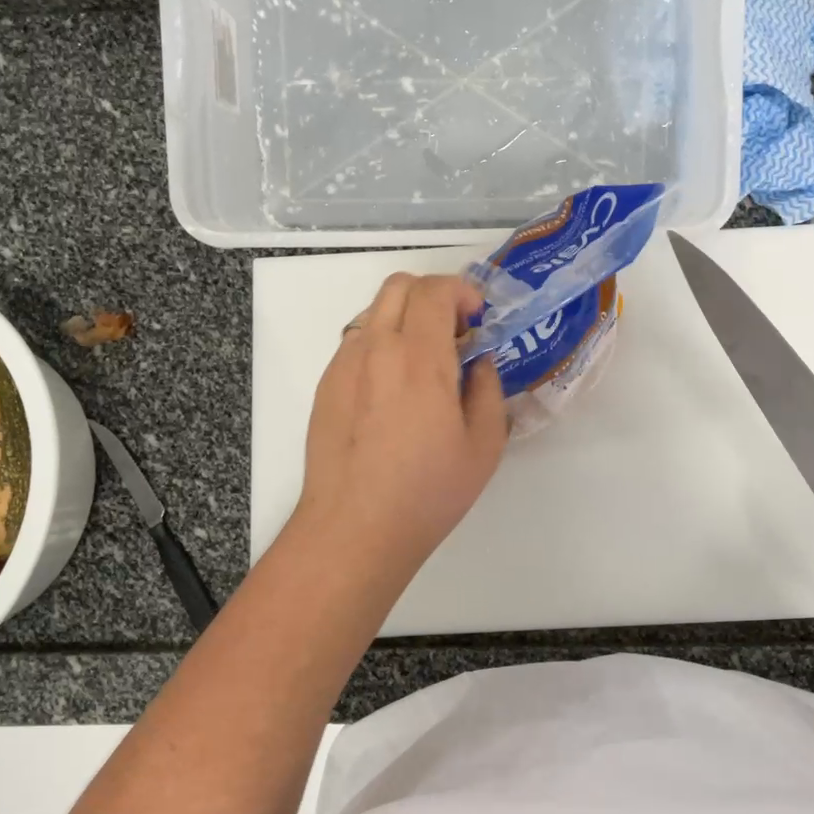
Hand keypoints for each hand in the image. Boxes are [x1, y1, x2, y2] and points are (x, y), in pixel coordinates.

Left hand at [292, 273, 507, 568]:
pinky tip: (393, 391)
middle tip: (455, 332)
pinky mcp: (326, 386)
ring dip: (405, 319)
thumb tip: (479, 362)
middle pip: (399, 286)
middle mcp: (376, 349)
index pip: (436, 290)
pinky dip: (381, 345)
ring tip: (424, 363)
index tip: (478, 320)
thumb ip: (488, 390)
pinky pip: (356, 344)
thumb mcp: (483, 445)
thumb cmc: (426, 492)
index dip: (463, 291)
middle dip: (433, 295)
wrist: (354, 527)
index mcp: (419, 358)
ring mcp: (344, 365)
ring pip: (374, 312)